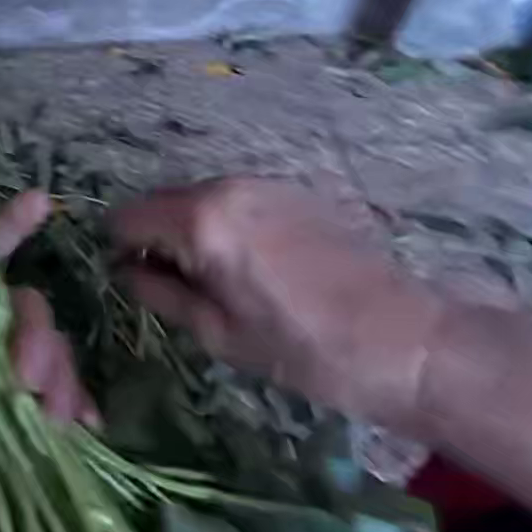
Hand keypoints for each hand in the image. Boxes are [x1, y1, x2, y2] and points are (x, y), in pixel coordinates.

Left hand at [0, 191, 96, 531]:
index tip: (40, 202)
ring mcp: (12, 374)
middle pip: (25, 307)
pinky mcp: (38, 416)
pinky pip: (74, 398)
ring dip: (62, 377)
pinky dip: (83, 408)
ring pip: (54, 350)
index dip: (6, 225)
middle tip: (26, 379)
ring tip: (52, 419)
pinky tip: (84, 429)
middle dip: (36, 333)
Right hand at [111, 178, 446, 433]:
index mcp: (199, 221)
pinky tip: (256, 261)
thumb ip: (157, 292)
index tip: (136, 279)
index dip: (120, 249)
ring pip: (192, 198)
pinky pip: (229, 197)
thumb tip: (123, 269)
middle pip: (157, 202)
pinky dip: (221, 221)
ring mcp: (257, 182)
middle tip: (182, 285)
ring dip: (188, 229)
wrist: (411, 341)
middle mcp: (221, 187)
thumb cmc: (304, 350)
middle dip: (154, 238)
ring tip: (223, 277)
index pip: (125, 218)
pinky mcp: (286, 188)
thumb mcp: (218, 334)